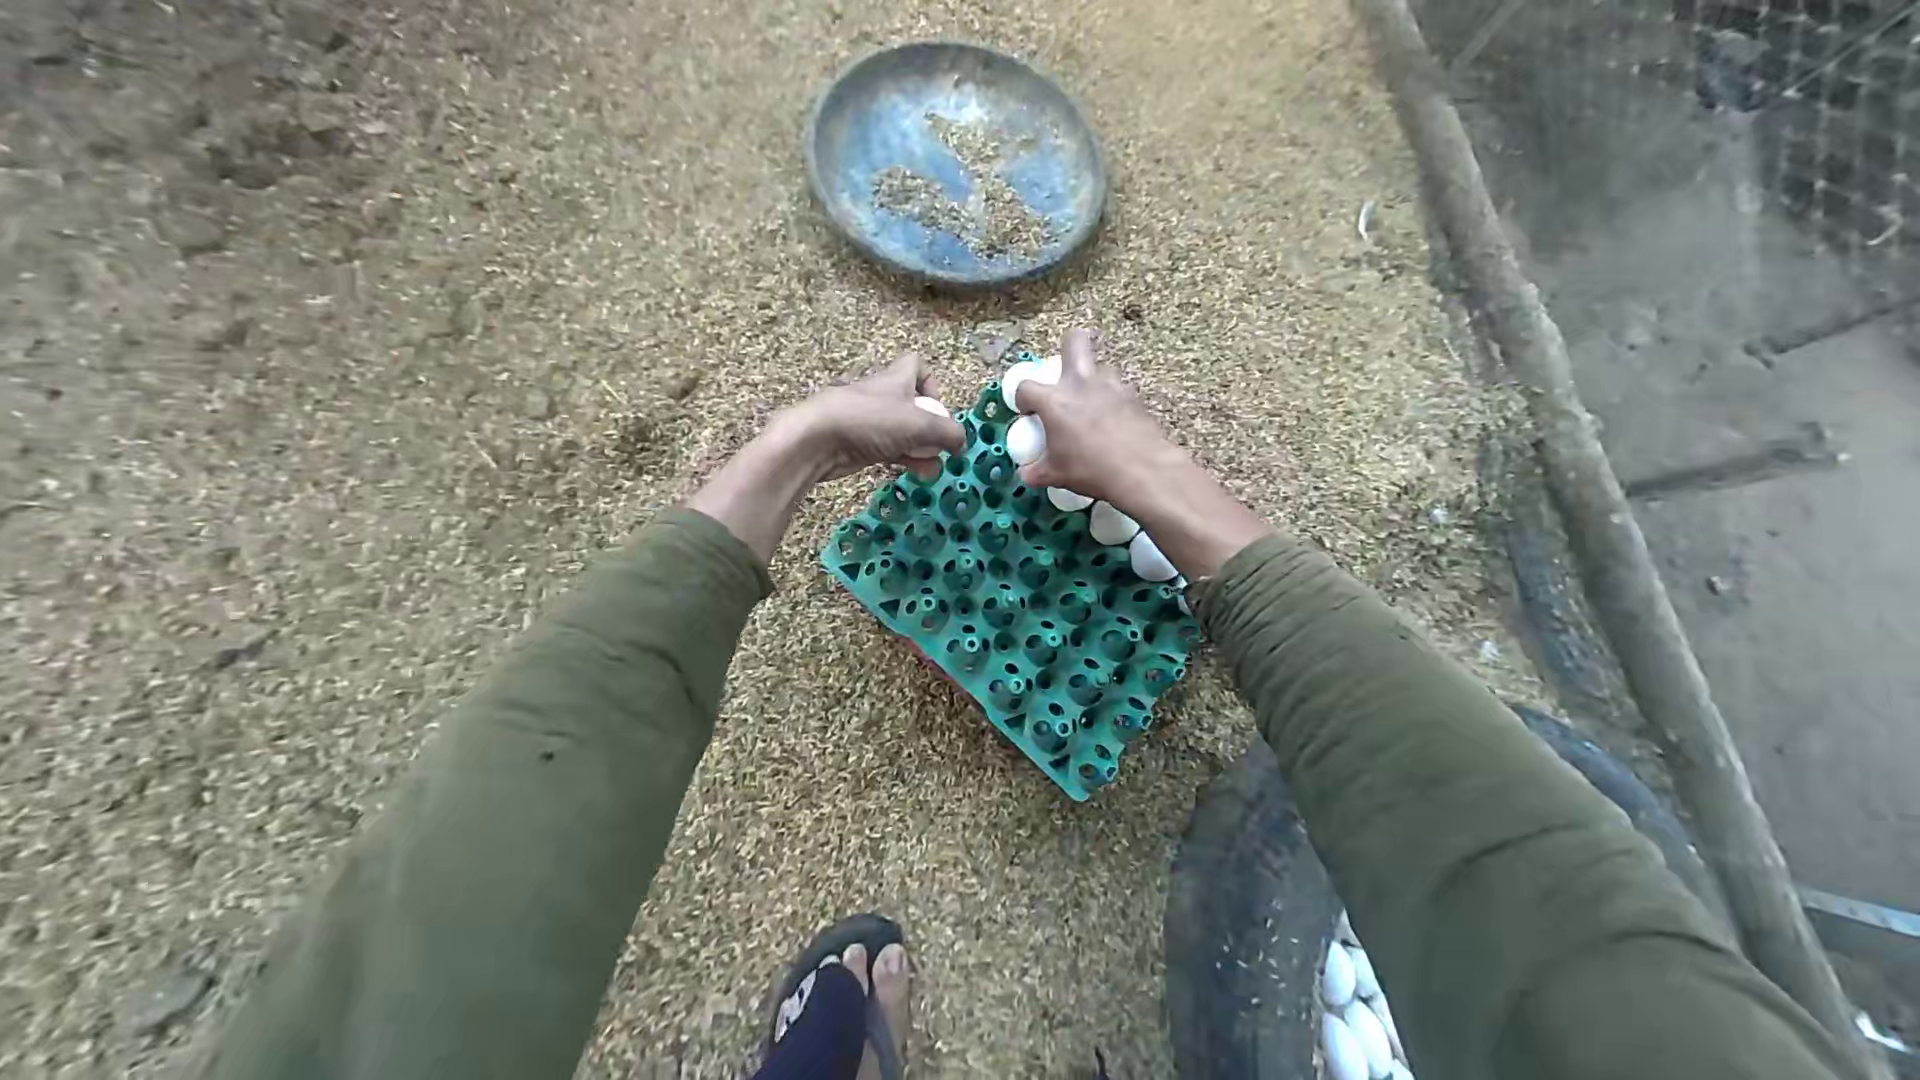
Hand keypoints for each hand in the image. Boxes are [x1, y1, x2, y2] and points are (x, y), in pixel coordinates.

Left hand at [689, 354, 963, 562]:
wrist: (816, 440)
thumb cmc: (870, 420)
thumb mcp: (919, 425)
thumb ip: (948, 432)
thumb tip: (962, 441)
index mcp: (896, 379)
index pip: (916, 365)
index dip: (932, 383)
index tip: (938, 408)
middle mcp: (882, 395)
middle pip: (914, 405)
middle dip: (931, 428)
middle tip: (940, 447)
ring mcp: (868, 421)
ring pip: (903, 432)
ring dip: (920, 449)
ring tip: (931, 469)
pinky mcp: (858, 444)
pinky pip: (888, 449)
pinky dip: (903, 460)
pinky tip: (913, 474)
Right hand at [1017, 328, 1273, 578]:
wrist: (1141, 470)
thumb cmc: (1090, 469)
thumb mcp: (1055, 475)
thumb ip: (1035, 472)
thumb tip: (1026, 473)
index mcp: (1054, 401)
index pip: (1026, 387)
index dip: (1023, 400)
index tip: (1030, 415)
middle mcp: (1081, 383)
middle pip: (1074, 342)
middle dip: (1068, 349)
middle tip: (1065, 377)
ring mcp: (1111, 385)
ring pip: (1100, 368)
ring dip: (1093, 382)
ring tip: (1092, 408)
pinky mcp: (1134, 396)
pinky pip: (1119, 390)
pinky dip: (1113, 402)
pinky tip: (1114, 424)